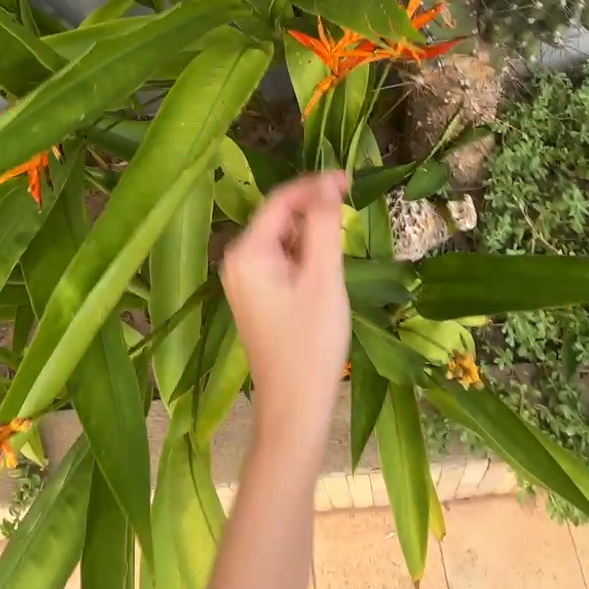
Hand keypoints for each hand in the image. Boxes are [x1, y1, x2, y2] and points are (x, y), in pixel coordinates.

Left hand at [221, 171, 350, 447]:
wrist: (294, 410)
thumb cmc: (311, 345)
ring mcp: (244, 281)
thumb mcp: (324, 279)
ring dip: (312, 240)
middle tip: (351, 223)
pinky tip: (324, 280)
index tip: (351, 179)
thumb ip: (325, 225)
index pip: (281, 200)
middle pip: (280, 219)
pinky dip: (305, 260)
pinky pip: (281, 262)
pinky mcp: (255, 297)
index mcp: (247, 252)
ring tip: (338, 261)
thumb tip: (328, 181)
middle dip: (315, 216)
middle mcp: (237, 261)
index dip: (315, 185)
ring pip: (284, 241)